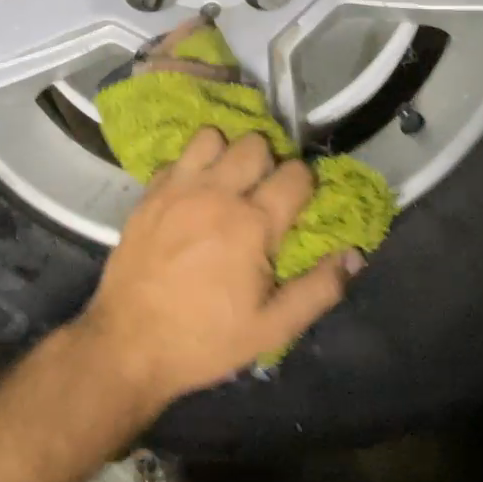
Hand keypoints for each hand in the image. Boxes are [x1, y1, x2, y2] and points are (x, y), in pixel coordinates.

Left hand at [71, 127, 360, 408]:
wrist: (128, 344)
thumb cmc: (205, 340)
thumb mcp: (272, 329)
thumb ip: (319, 289)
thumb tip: (354, 255)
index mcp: (252, 224)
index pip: (296, 174)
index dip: (305, 185)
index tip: (299, 204)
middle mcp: (216, 193)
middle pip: (255, 143)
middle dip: (268, 162)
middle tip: (263, 193)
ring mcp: (178, 188)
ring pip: (212, 136)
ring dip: (226, 154)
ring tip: (227, 185)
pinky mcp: (149, 193)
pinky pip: (178, 157)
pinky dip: (191, 167)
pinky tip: (192, 195)